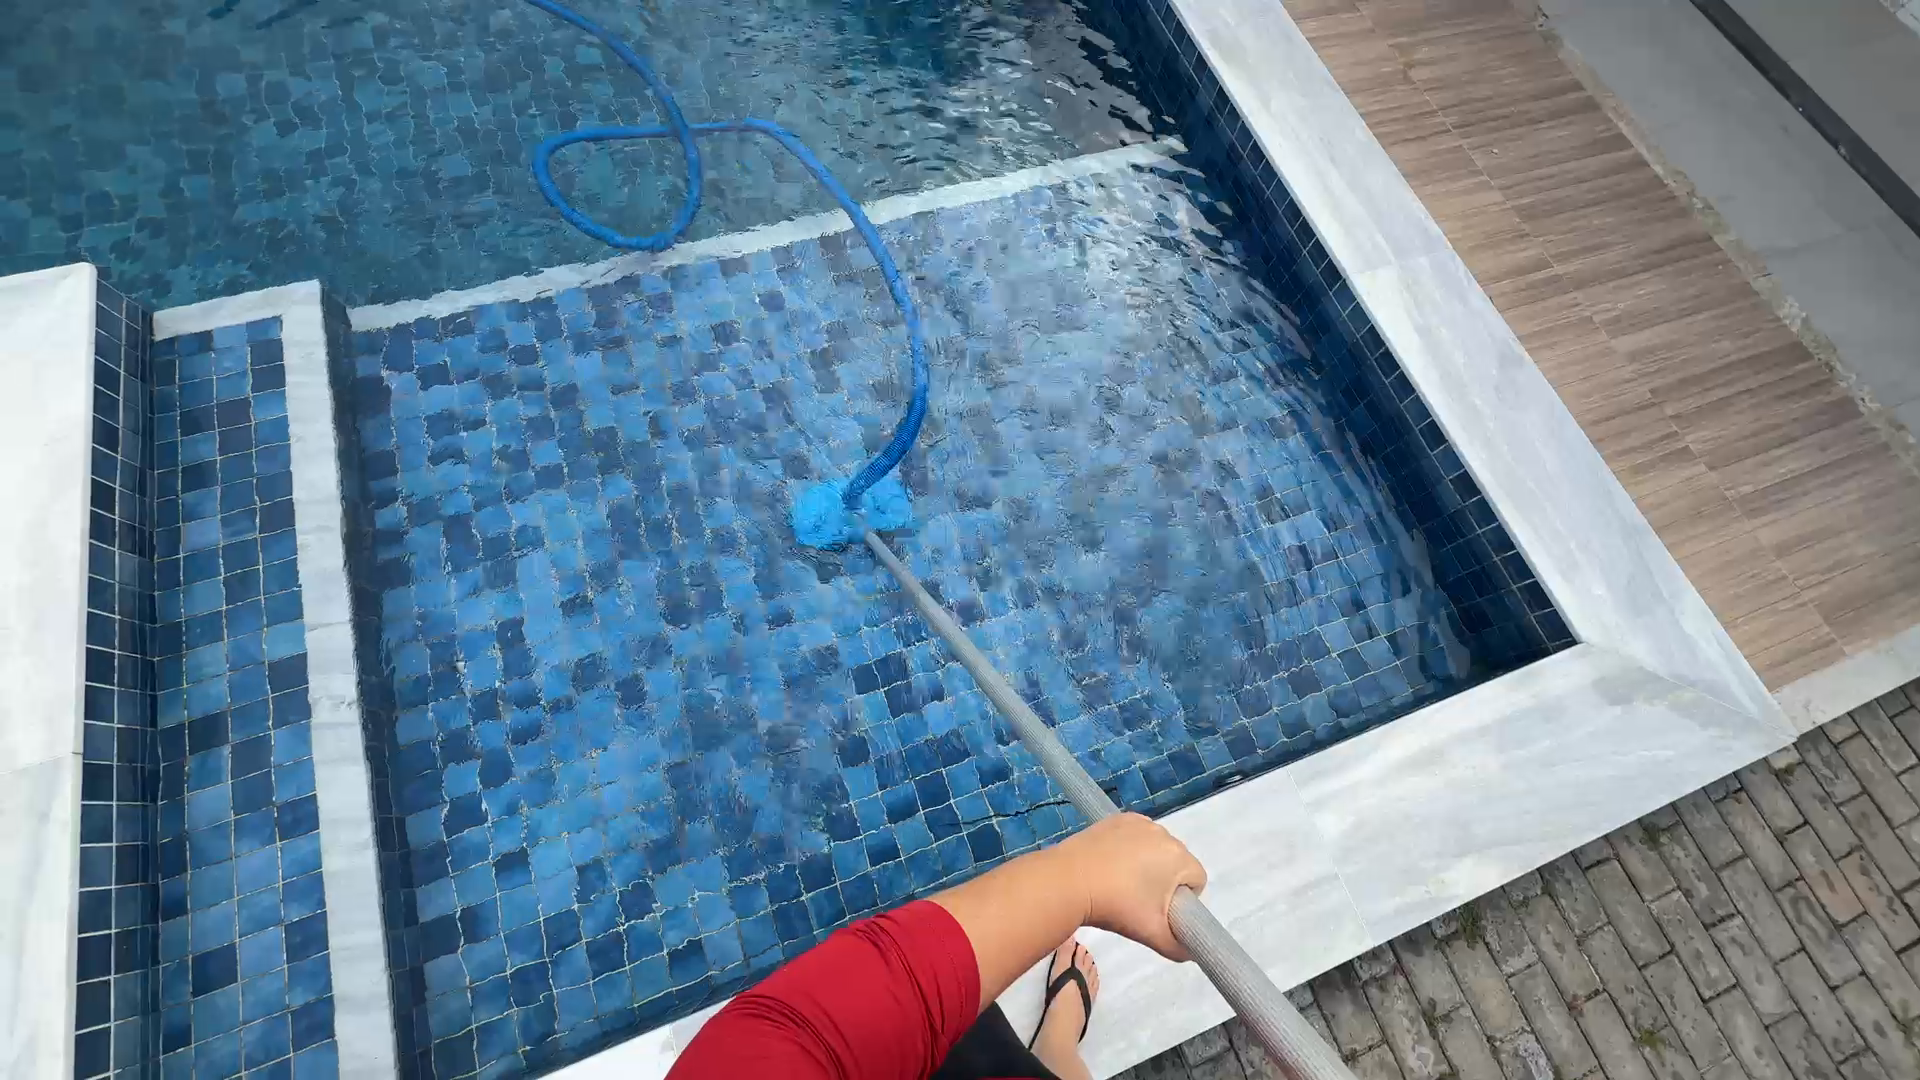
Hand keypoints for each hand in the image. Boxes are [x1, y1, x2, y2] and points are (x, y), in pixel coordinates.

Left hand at [1053, 812, 1206, 960]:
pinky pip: (1136, 835)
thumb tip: (1188, 950)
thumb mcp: (1155, 936)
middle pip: (1176, 861)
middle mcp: (1162, 833)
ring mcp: (1137, 821)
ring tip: (1122, 881)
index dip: (1184, 898)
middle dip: (1165, 879)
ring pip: (1156, 847)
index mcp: (1178, 856)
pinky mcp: (1116, 818)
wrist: (1071, 880)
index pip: (1197, 879)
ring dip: (1148, 862)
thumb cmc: (1118, 905)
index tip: (1159, 909)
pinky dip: (1130, 846)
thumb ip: (1181, 948)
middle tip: (1139, 898)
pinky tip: (1112, 862)